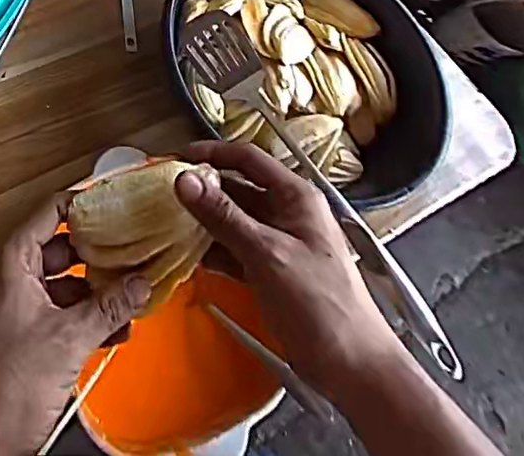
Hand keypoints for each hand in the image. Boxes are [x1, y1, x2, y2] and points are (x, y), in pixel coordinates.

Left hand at [0, 193, 151, 455]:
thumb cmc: (0, 390)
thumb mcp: (67, 339)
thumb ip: (107, 307)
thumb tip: (138, 284)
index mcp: (15, 263)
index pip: (50, 212)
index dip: (81, 203)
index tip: (110, 200)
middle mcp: (16, 278)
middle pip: (63, 246)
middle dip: (97, 250)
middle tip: (129, 248)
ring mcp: (21, 306)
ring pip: (67, 282)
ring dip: (97, 288)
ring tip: (130, 291)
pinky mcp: (29, 334)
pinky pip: (64, 311)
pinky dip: (88, 314)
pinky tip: (115, 326)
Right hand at [173, 139, 404, 397]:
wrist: (356, 372)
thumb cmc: (321, 305)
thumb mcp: (267, 254)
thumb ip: (224, 216)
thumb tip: (185, 180)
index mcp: (295, 196)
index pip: (248, 158)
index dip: (212, 152)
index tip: (178, 157)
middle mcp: (287, 212)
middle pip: (238, 188)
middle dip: (204, 189)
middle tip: (167, 192)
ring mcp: (280, 242)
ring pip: (234, 219)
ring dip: (205, 221)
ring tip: (170, 222)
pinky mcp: (272, 270)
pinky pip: (236, 248)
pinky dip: (215, 249)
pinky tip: (190, 255)